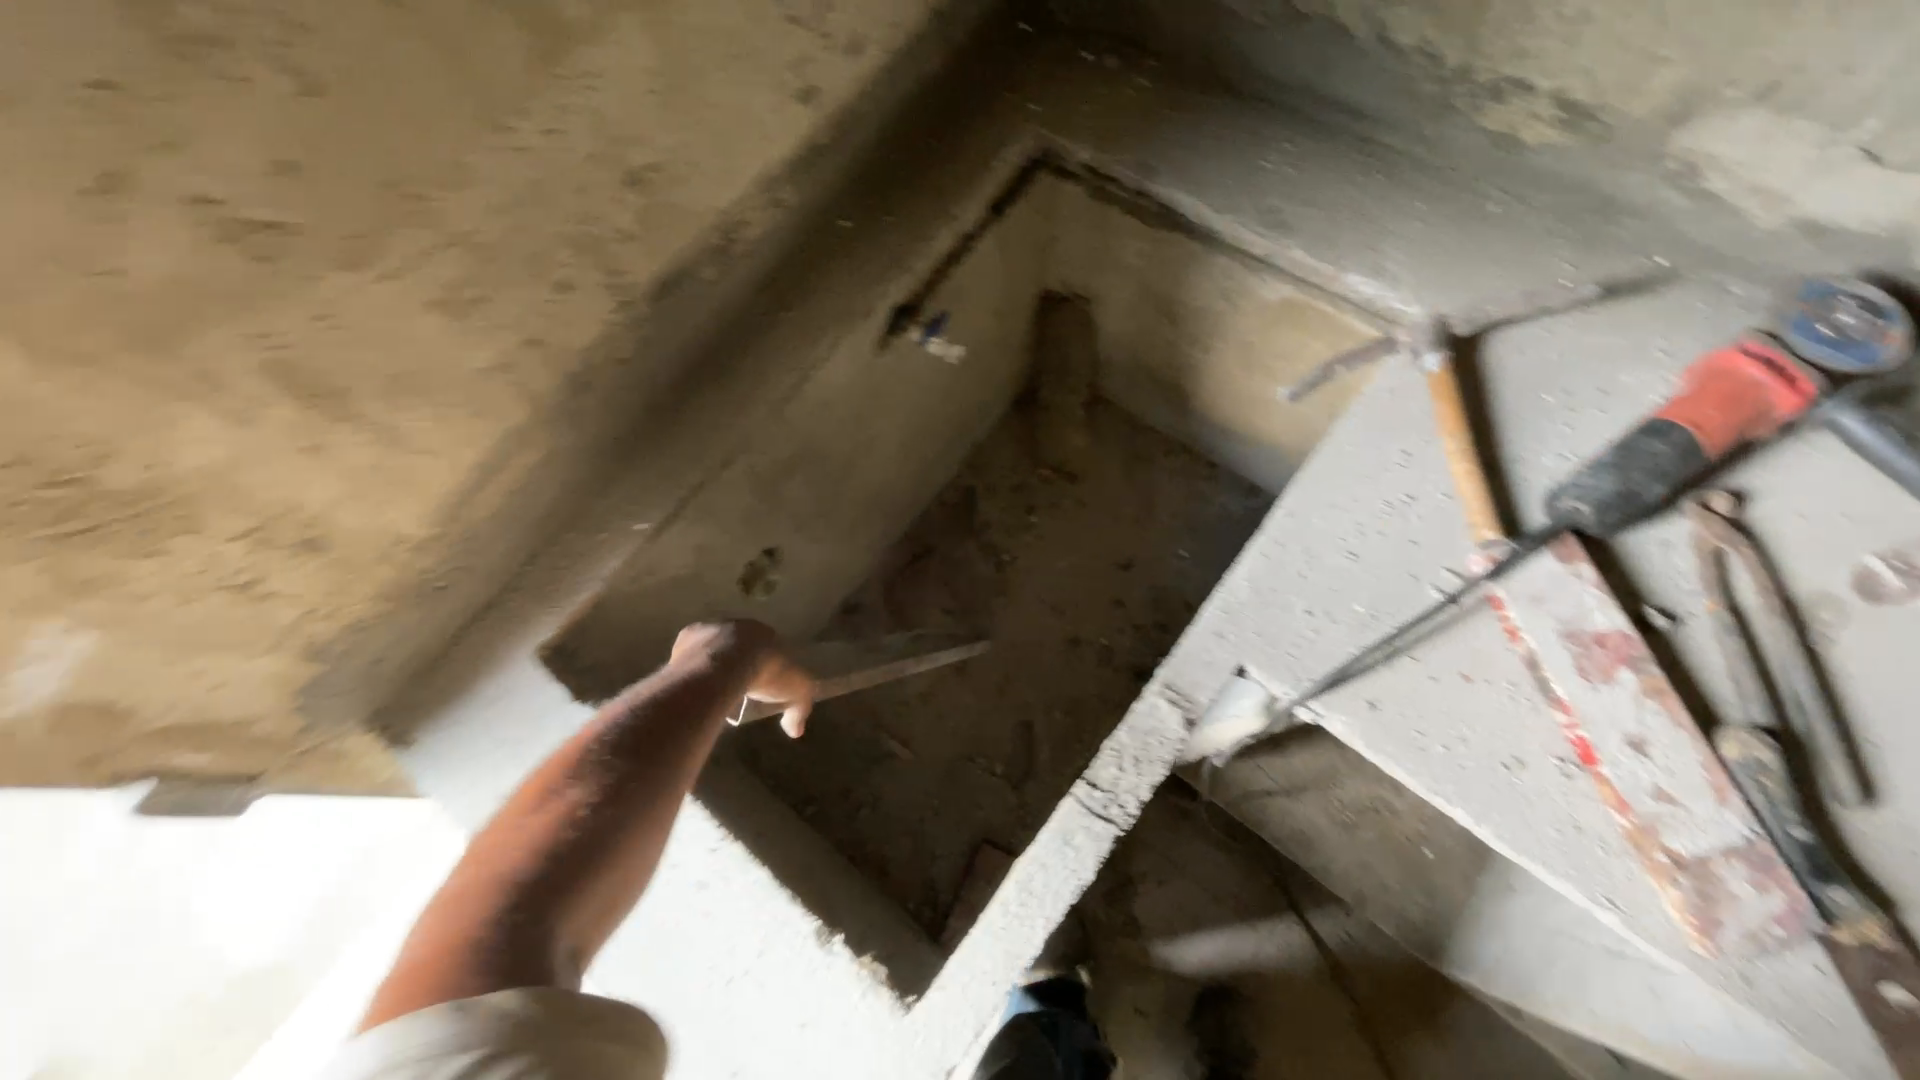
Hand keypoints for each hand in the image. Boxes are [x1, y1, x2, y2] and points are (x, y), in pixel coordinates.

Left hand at [671, 620, 815, 737]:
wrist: (726, 663)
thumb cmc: (766, 671)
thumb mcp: (796, 692)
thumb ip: (799, 710)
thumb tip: (796, 731)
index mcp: (764, 632)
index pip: (766, 645)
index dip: (764, 662)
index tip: (762, 682)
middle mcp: (737, 624)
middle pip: (737, 643)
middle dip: (737, 661)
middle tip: (736, 685)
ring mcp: (710, 629)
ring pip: (712, 646)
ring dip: (712, 662)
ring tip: (711, 688)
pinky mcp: (687, 636)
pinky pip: (690, 653)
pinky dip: (692, 666)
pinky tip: (694, 684)